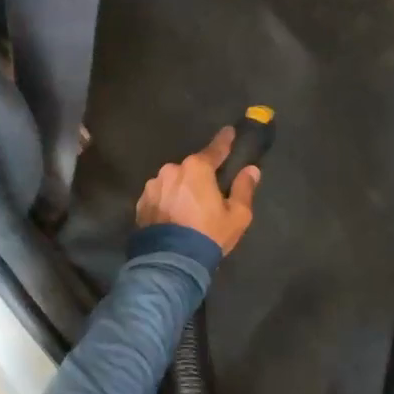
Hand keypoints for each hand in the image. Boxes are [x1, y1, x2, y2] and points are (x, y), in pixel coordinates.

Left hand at [135, 127, 261, 254]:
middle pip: (192, 168)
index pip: (215, 149)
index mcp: (197, 168)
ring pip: (173, 181)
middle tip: (208, 195)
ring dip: (181, 189)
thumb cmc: (209, 235)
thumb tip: (251, 170)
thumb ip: (245, 189)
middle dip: (200, 176)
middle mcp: (172, 170)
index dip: (224, 140)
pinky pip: (160, 196)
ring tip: (188, 211)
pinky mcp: (141, 203)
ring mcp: (153, 185)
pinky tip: (173, 217)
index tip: (229, 131)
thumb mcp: (237, 215)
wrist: (170, 262)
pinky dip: (167, 201)